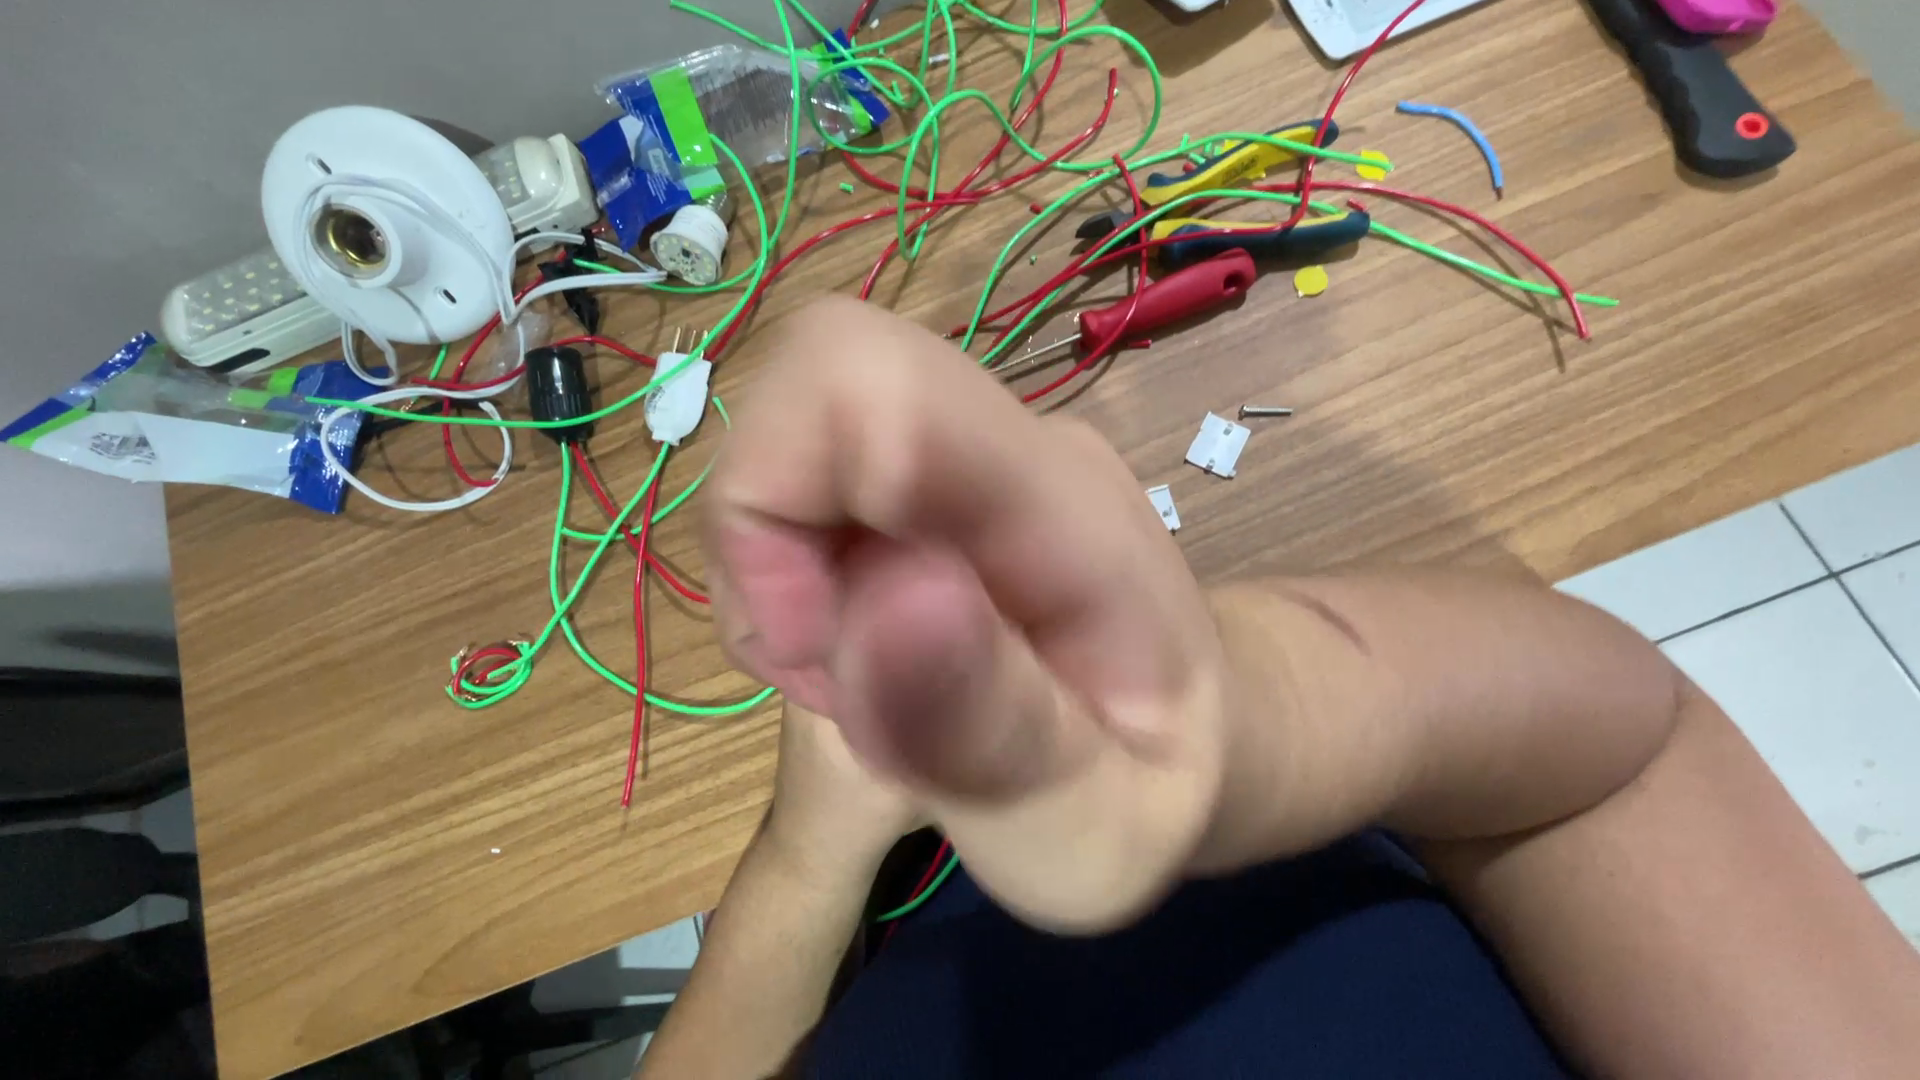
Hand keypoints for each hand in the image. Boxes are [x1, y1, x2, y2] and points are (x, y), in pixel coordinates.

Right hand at [706, 297, 1231, 931]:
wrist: (1193, 727)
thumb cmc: (1154, 791)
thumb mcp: (1095, 827)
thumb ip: (996, 734)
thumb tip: (884, 599)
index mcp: (1061, 510)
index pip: (863, 378)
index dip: (771, 497)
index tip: (809, 646)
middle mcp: (1009, 449)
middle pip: (806, 399)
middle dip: (770, 556)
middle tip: (844, 682)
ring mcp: (971, 454)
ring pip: (800, 451)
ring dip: (785, 582)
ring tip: (874, 687)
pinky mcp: (937, 480)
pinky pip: (817, 493)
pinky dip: (802, 583)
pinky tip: (872, 657)